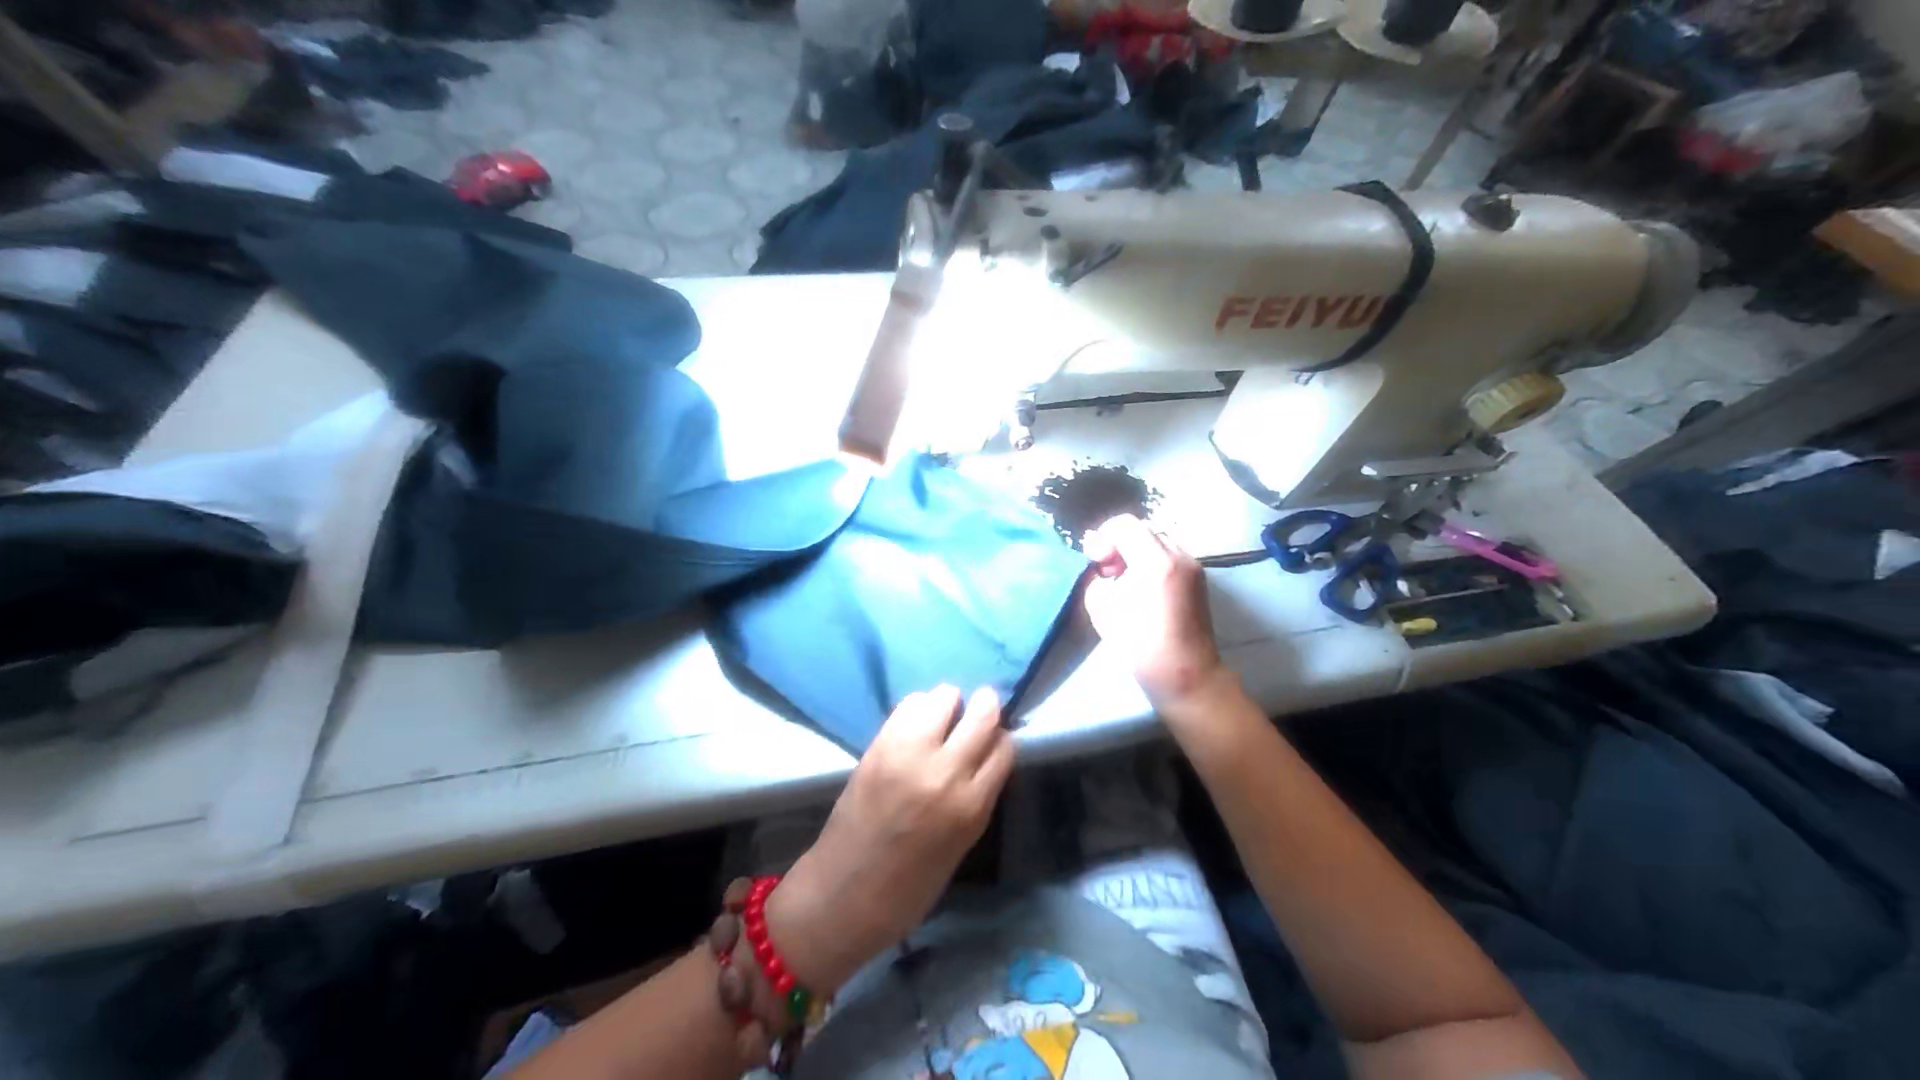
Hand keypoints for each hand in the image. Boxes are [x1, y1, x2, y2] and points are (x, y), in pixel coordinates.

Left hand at [767, 685, 1013, 993]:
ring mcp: (909, 754)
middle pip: (983, 712)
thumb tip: (984, 756)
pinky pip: (910, 705)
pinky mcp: (879, 744)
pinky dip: (918, 709)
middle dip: (984, 708)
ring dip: (948, 706)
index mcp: (972, 807)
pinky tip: (914, 728)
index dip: (1000, 740)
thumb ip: (977, 795)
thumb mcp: (963, 842)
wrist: (845, 893)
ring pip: (944, 697)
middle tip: (975, 716)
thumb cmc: (910, 885)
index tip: (993, 742)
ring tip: (939, 724)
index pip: (1004, 748)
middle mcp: (946, 772)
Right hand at [1082, 514, 1233, 718]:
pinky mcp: (1198, 578)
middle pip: (1143, 529)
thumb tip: (1099, 563)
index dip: (1103, 537)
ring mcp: (1193, 565)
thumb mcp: (1102, 607)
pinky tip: (1142, 588)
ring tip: (1124, 580)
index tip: (1095, 561)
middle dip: (1119, 542)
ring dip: (1136, 551)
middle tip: (1106, 570)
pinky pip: (1169, 555)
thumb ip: (1095, 576)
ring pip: (1157, 541)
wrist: (1186, 674)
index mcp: (1156, 561)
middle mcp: (1179, 555)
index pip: (1124, 525)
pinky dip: (1151, 561)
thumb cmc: (1140, 645)